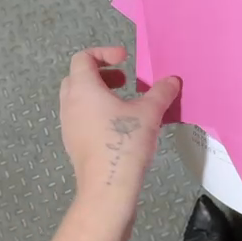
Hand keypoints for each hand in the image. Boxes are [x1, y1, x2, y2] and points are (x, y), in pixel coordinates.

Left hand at [59, 46, 180, 203]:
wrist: (107, 186)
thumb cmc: (124, 141)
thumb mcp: (149, 112)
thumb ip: (161, 92)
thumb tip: (173, 80)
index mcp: (83, 88)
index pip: (83, 58)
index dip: (104, 53)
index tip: (126, 60)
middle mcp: (70, 103)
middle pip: (77, 76)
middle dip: (101, 74)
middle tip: (124, 81)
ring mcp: (68, 125)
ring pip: (77, 98)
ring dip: (98, 94)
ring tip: (124, 104)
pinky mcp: (73, 143)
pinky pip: (80, 117)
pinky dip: (95, 112)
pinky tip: (118, 126)